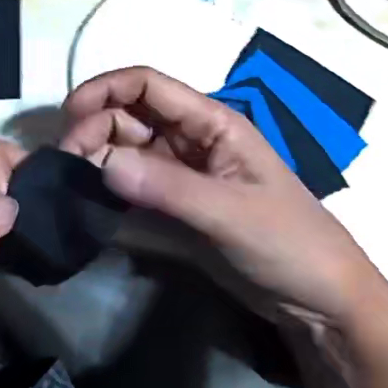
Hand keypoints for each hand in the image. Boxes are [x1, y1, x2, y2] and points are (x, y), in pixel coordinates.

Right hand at [61, 67, 387, 330]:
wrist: (321, 302)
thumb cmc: (288, 242)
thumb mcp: (231, 213)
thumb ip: (167, 188)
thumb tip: (101, 163)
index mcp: (211, 122)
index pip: (148, 85)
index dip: (105, 89)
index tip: (67, 116)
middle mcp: (192, 138)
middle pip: (130, 115)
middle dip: (94, 128)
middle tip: (66, 163)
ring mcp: (183, 173)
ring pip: (127, 148)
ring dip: (97, 156)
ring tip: (70, 181)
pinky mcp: (177, 206)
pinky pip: (134, 183)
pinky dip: (109, 186)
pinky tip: (89, 201)